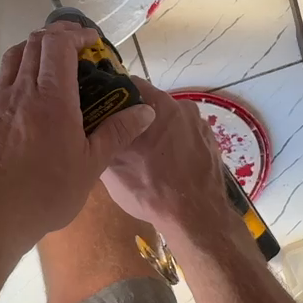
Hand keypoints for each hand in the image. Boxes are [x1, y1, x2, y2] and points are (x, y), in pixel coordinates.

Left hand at [0, 23, 155, 255]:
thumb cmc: (46, 194)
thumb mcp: (90, 167)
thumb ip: (117, 133)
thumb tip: (145, 112)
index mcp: (51, 98)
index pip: (58, 44)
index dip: (76, 34)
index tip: (92, 42)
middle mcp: (20, 91)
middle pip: (34, 43)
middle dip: (57, 37)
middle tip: (76, 48)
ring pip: (12, 57)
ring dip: (34, 50)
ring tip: (51, 65)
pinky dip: (16, 76)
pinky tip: (26, 99)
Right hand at [102, 78, 239, 244]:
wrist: (197, 217)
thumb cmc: (150, 190)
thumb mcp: (112, 168)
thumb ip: (104, 139)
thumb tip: (92, 127)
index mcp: (157, 105)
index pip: (129, 85)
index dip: (113, 96)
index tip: (104, 110)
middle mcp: (180, 106)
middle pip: (149, 102)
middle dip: (135, 116)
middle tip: (123, 138)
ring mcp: (199, 123)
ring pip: (169, 119)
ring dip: (157, 130)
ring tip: (148, 155)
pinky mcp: (210, 140)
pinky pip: (185, 133)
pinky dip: (176, 142)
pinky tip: (169, 164)